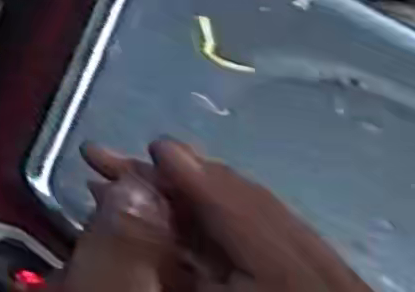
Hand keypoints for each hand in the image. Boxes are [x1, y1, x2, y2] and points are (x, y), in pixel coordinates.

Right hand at [64, 138, 370, 291]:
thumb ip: (124, 242)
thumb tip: (135, 185)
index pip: (287, 268)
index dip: (225, 199)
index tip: (162, 147)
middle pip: (300, 267)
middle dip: (215, 200)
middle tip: (145, 155)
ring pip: (284, 275)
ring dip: (205, 217)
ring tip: (129, 177)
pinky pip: (259, 287)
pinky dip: (208, 248)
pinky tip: (149, 216)